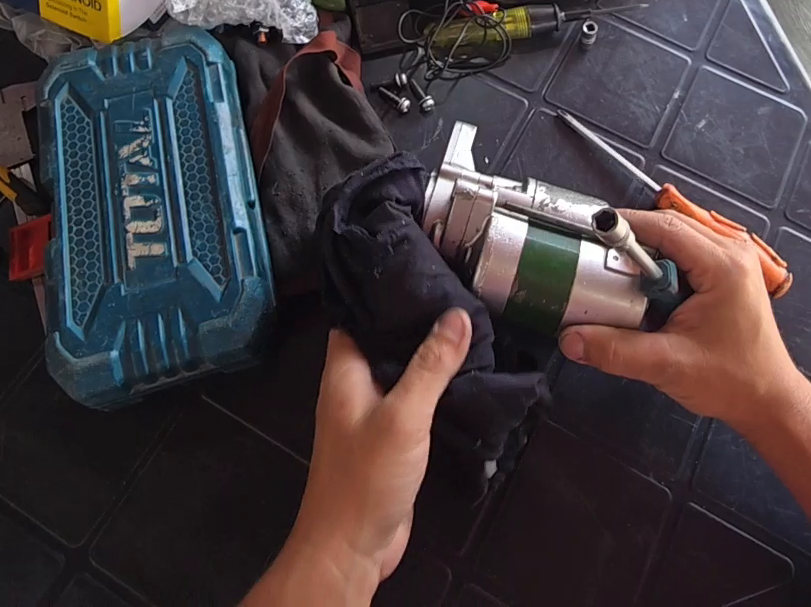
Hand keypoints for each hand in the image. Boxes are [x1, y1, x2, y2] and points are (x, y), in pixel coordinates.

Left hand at [272, 310, 471, 600]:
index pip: (358, 310)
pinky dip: (433, 379)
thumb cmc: (365, 477)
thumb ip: (431, 366)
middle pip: (383, 335)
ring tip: (466, 318)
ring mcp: (371, 408)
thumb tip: (458, 314)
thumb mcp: (403, 415)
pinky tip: (463, 369)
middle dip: (414, 313)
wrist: (352, 548)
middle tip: (454, 284)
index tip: (417, 262)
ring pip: (400, 364)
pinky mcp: (390, 432)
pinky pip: (411, 393)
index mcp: (344, 368)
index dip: (383, 286)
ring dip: (427, 348)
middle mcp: (354, 382)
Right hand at [560, 210, 805, 433]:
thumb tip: (572, 339)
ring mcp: (732, 259)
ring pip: (675, 235)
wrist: (769, 401)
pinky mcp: (726, 270)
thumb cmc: (734, 381)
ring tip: (618, 273)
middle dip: (632, 239)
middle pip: (668, 225)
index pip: (665, 227)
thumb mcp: (668, 365)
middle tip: (598, 258)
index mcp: (724, 266)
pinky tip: (644, 284)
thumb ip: (616, 350)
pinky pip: (684, 249)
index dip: (625, 225)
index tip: (592, 232)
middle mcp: (732, 252)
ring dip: (646, 250)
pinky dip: (660, 260)